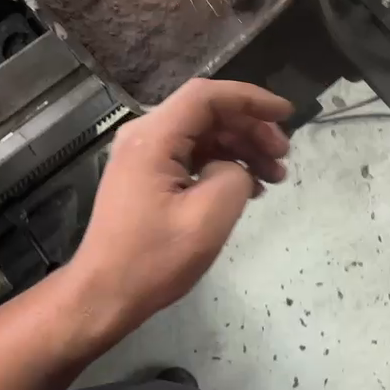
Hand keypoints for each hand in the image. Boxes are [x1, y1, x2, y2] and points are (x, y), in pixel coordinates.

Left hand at [65, 79, 292, 337]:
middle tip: (283, 156)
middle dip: (250, 128)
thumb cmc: (152, 259)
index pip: (206, 96)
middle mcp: (144, 135)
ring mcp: (142, 154)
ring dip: (239, 148)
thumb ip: (232, 178)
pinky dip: (221, 164)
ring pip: (201, 133)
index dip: (250, 98)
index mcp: (153, 137)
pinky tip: (248, 187)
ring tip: (274, 176)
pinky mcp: (145, 174)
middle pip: (206, 113)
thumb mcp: (206, 220)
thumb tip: (234, 168)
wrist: (103, 293)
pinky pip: (189, 154)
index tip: (286, 114)